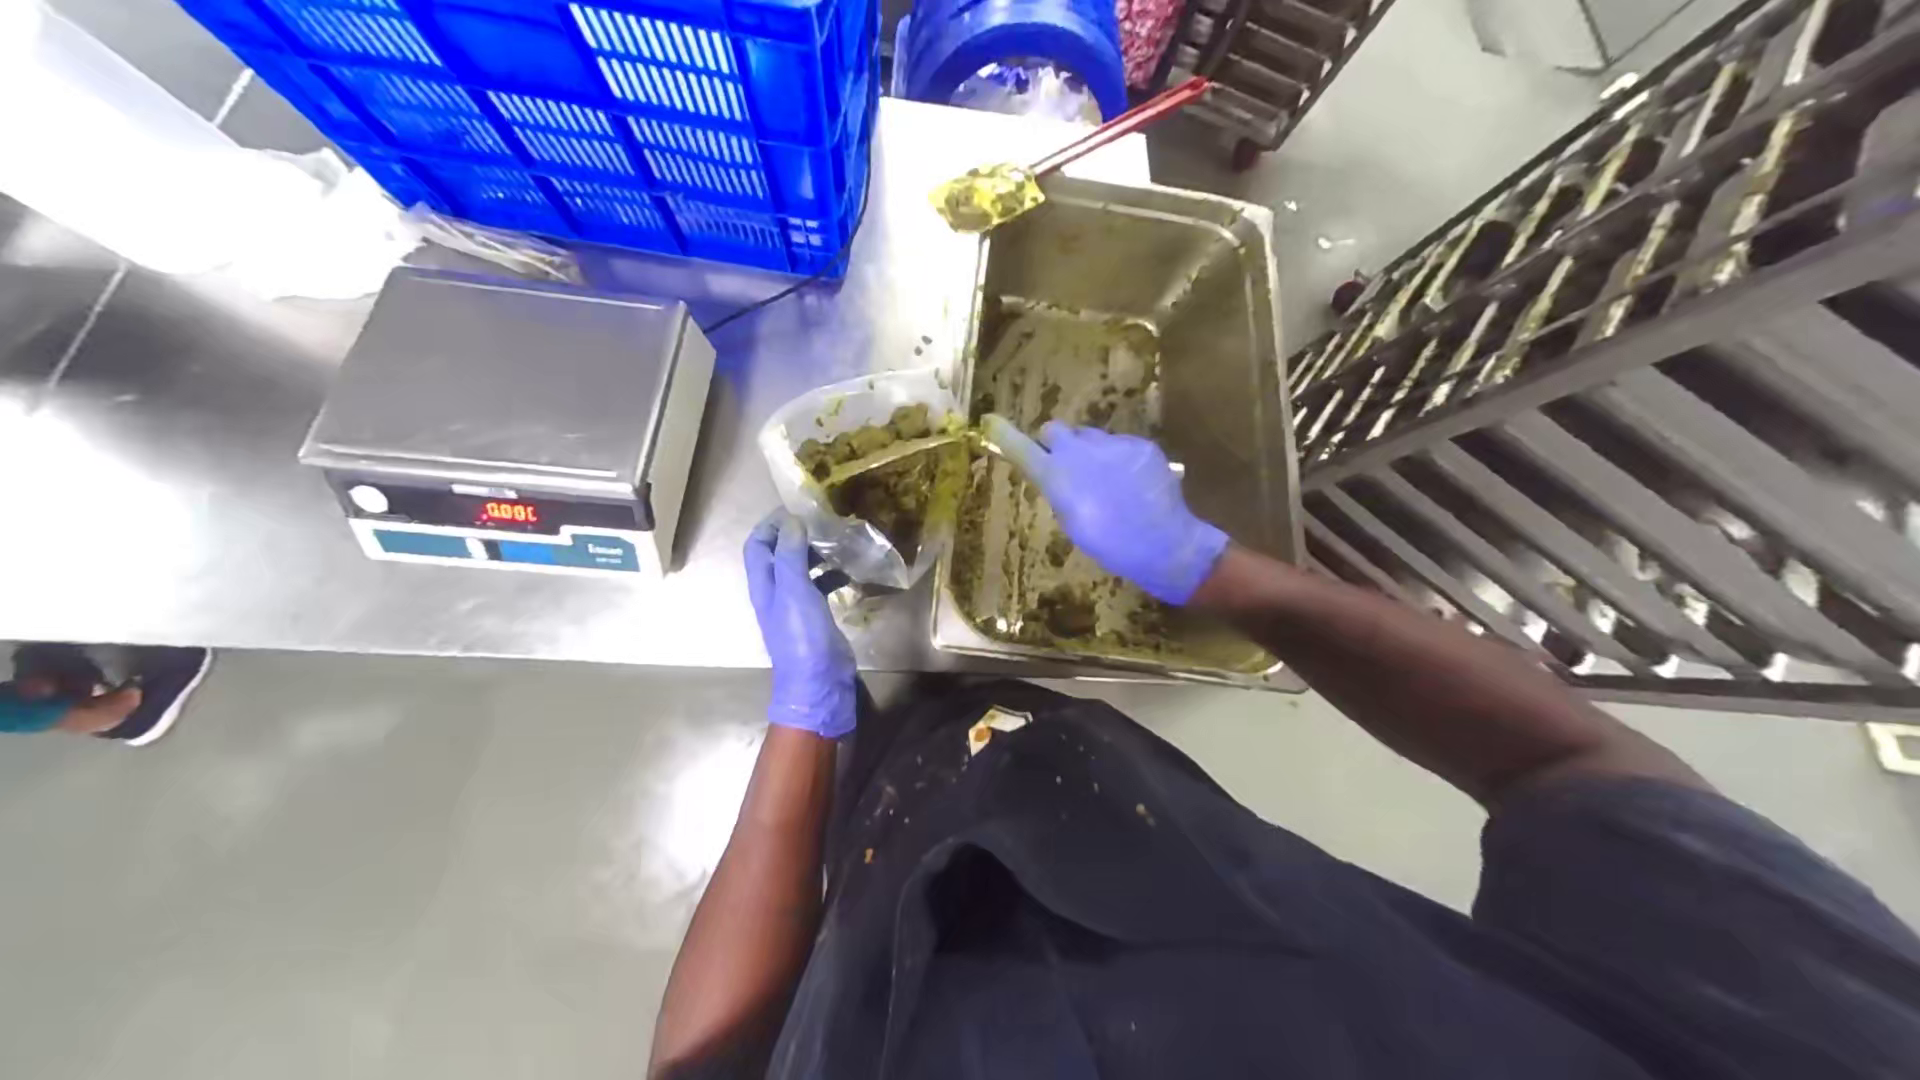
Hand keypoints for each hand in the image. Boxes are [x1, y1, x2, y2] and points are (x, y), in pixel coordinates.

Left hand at [743, 512, 857, 737]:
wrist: (818, 682)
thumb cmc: (801, 636)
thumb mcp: (793, 591)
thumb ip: (790, 555)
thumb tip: (792, 521)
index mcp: (764, 585)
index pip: (757, 545)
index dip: (770, 525)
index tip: (796, 511)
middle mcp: (776, 592)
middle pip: (779, 554)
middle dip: (797, 535)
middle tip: (823, 524)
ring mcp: (796, 605)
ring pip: (801, 569)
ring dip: (815, 553)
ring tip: (837, 543)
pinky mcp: (816, 615)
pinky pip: (820, 586)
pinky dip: (831, 575)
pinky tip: (848, 572)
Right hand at [1020, 421, 1228, 604]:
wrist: (1162, 542)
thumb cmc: (1108, 543)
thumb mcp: (1071, 521)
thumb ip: (1058, 491)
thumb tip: (1057, 476)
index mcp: (1056, 475)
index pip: (1020, 447)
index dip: (1004, 435)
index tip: (991, 421)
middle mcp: (1078, 451)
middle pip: (1054, 430)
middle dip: (1054, 443)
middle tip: (1065, 465)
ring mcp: (1112, 444)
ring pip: (1089, 437)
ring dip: (1089, 451)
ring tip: (1106, 480)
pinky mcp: (1140, 444)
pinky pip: (1120, 445)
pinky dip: (1119, 459)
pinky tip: (1132, 483)